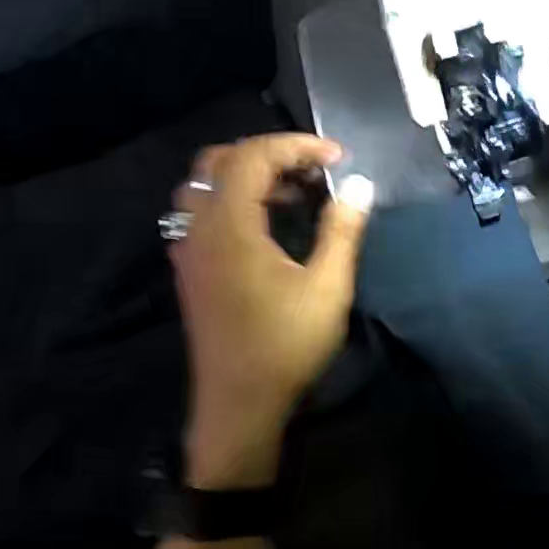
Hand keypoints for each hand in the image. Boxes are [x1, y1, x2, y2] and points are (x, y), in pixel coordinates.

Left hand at [170, 133, 374, 484]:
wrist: (239, 403)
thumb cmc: (287, 345)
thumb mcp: (327, 288)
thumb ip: (343, 232)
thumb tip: (361, 186)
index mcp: (229, 225)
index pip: (253, 156)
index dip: (296, 146)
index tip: (337, 158)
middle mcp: (198, 227)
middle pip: (221, 161)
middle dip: (269, 155)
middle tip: (314, 172)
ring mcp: (188, 249)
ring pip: (206, 186)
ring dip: (248, 177)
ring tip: (293, 195)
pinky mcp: (191, 270)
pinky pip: (201, 214)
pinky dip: (234, 202)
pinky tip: (267, 227)